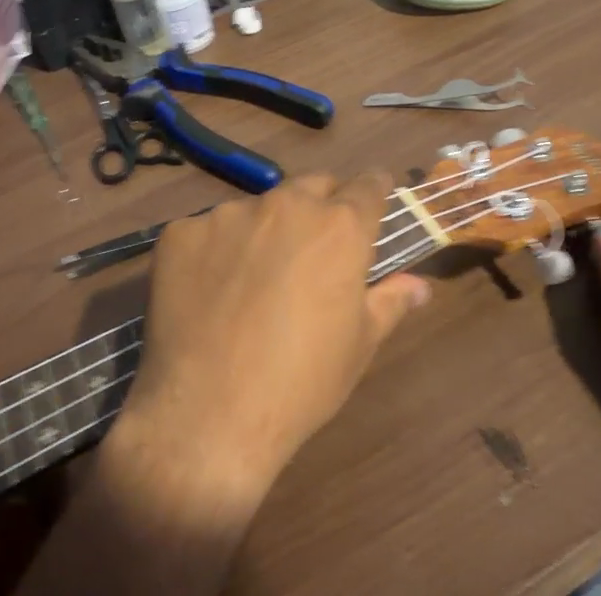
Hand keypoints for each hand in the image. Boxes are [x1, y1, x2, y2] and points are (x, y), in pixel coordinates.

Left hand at [114, 172, 431, 494]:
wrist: (208, 414)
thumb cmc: (301, 384)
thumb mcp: (359, 346)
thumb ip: (391, 302)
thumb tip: (420, 285)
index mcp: (339, 228)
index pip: (368, 186)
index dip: (374, 191)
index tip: (374, 198)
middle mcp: (285, 206)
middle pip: (311, 187)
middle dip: (320, 207)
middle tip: (314, 249)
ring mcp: (226, 215)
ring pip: (256, 209)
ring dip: (264, 230)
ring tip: (253, 280)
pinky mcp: (180, 233)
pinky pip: (207, 231)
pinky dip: (215, 252)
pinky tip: (209, 294)